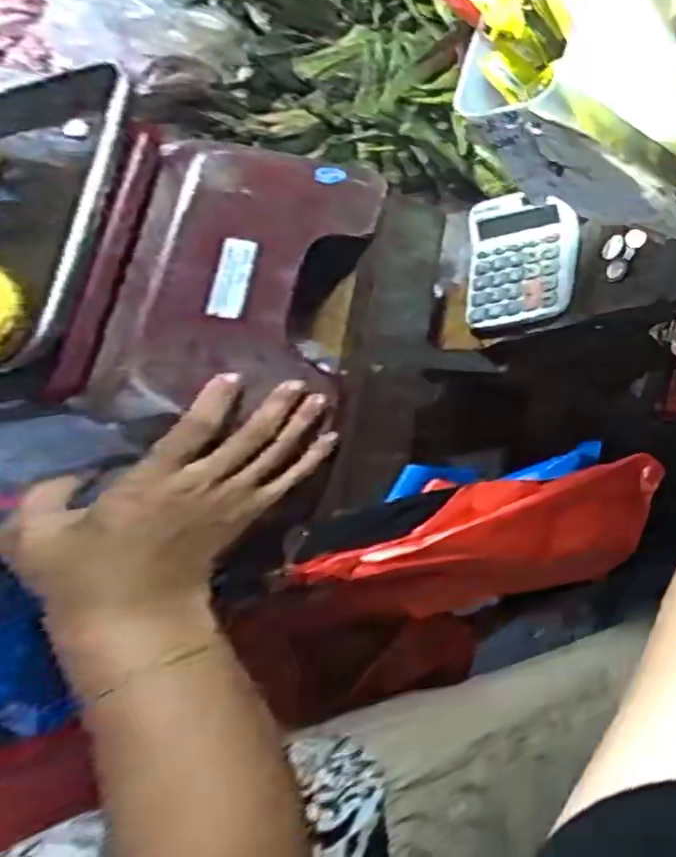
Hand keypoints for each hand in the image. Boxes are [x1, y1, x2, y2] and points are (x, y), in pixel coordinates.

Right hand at [0, 375, 336, 628]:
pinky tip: (331, 439)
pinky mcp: (252, 512)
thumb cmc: (78, 570)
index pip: (192, 430)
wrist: (133, 607)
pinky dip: (312, 458)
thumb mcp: (34, 532)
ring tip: (322, 399)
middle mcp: (204, 483)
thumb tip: (73, 469)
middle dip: (276, 407)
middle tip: (299, 382)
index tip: (233, 377)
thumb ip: (50, 492)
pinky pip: (290, 479)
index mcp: (153, 481)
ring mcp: (235, 497)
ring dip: (301, 425)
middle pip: (250, 436)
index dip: (215, 401)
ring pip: (277, 453)